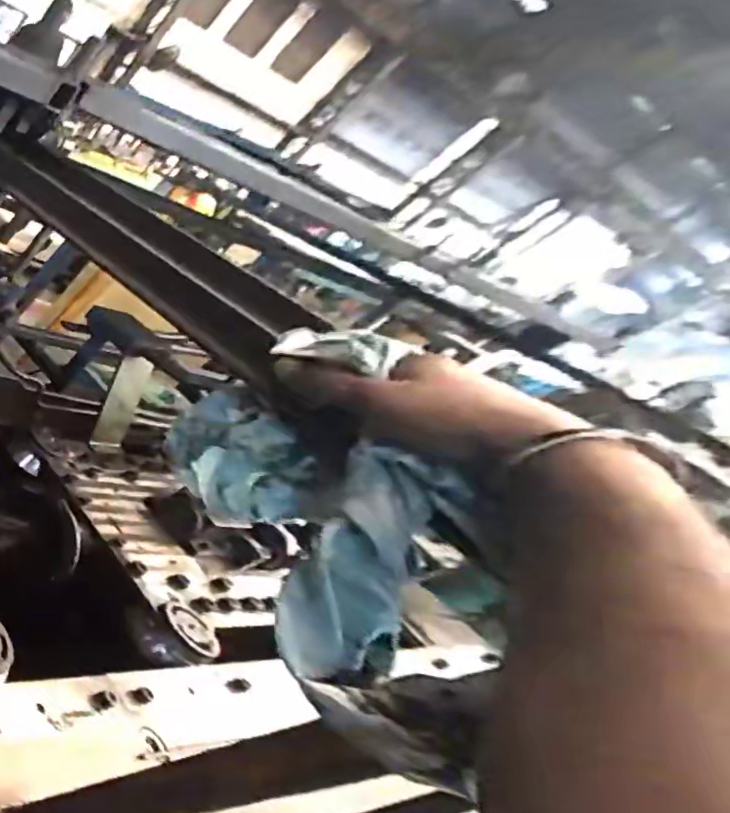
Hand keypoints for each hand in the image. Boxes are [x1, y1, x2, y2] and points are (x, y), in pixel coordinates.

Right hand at [276, 353, 586, 465]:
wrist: (532, 457)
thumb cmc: (447, 418)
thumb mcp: (376, 399)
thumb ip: (328, 384)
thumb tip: (280, 365)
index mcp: (413, 359)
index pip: (355, 355)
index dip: (323, 368)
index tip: (295, 388)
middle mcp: (435, 376)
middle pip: (375, 384)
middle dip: (345, 400)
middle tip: (315, 422)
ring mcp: (456, 405)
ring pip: (396, 410)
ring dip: (371, 424)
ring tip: (345, 444)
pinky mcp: (471, 434)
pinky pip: (417, 432)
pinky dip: (396, 440)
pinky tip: (384, 455)